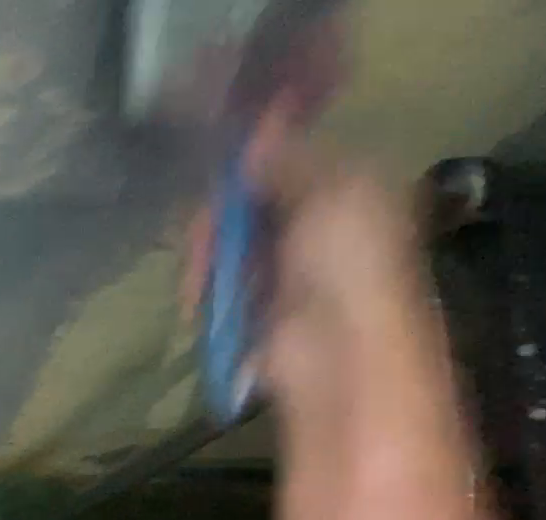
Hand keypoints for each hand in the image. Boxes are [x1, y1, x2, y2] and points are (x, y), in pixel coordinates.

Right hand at [190, 124, 457, 457]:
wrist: (336, 356)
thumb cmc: (344, 271)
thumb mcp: (331, 195)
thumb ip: (290, 161)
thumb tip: (254, 136)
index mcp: (346, 185)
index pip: (284, 155)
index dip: (247, 161)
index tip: (217, 174)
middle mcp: (314, 219)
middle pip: (245, 200)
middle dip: (217, 219)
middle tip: (201, 239)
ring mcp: (280, 263)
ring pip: (225, 241)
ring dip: (205, 258)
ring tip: (198, 284)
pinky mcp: (251, 302)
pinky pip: (216, 279)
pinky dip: (204, 288)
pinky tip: (201, 301)